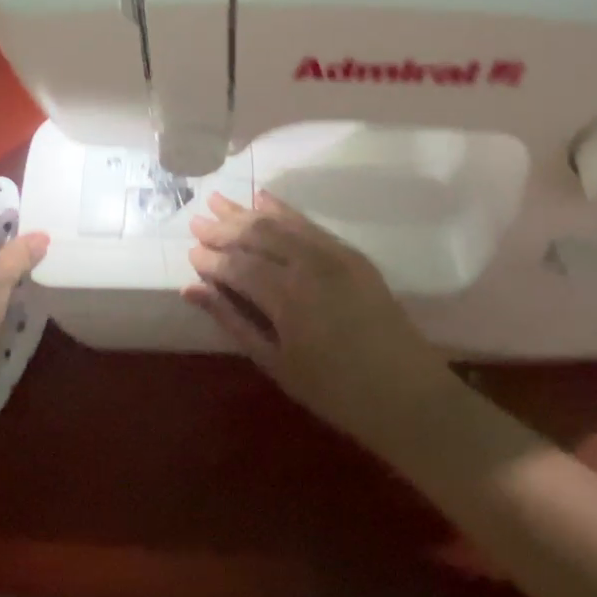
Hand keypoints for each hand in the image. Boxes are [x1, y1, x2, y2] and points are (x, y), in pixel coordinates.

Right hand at [183, 191, 452, 440]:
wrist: (407, 395)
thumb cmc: (333, 391)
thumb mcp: (275, 363)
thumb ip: (232, 320)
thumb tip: (192, 289)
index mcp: (287, 297)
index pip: (237, 265)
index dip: (211, 259)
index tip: (190, 254)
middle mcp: (309, 265)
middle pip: (258, 235)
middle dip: (224, 228)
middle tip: (196, 221)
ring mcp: (335, 256)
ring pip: (282, 224)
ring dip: (248, 213)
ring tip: (219, 202)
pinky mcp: (353, 256)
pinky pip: (311, 225)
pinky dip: (285, 211)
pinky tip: (265, 200)